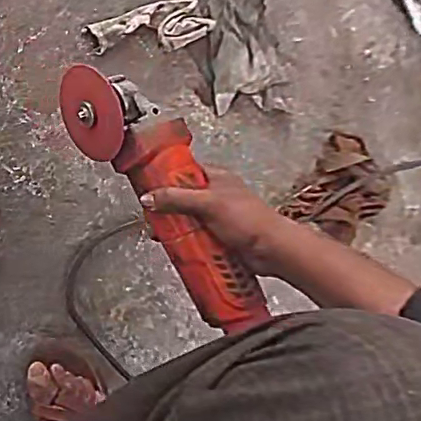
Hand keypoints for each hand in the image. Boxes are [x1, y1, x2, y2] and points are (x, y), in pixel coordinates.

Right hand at [141, 168, 295, 274]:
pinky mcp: (217, 234)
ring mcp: (215, 215)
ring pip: (185, 217)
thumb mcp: (207, 204)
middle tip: (151, 215)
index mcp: (215, 177)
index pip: (183, 170)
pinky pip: (193, 235)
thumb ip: (176, 199)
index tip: (146, 184)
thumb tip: (148, 198)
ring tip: (159, 233)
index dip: (164, 176)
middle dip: (164, 207)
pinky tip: (173, 246)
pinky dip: (183, 240)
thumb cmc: (249, 220)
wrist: (274, 251)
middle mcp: (214, 194)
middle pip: (179, 196)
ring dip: (172, 226)